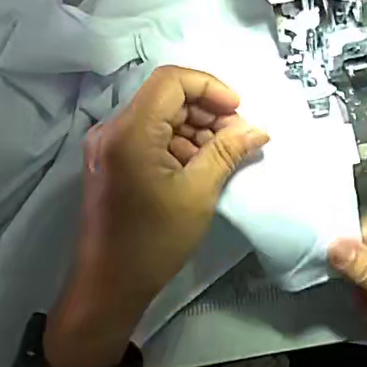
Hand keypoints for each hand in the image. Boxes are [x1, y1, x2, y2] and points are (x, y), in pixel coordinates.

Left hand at [50, 65, 268, 366]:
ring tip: (225, 154)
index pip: (172, 81)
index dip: (211, 87)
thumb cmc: (153, 241)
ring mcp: (109, 145)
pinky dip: (180, 143)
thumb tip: (258, 129)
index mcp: (130, 132)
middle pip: (167, 97)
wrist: (108, 286)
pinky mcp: (113, 161)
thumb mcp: (199, 193)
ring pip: (161, 116)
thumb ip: (228, 152)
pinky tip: (202, 165)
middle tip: (238, 137)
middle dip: (208, 110)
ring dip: (196, 128)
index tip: (238, 111)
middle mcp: (112, 130)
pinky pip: (150, 136)